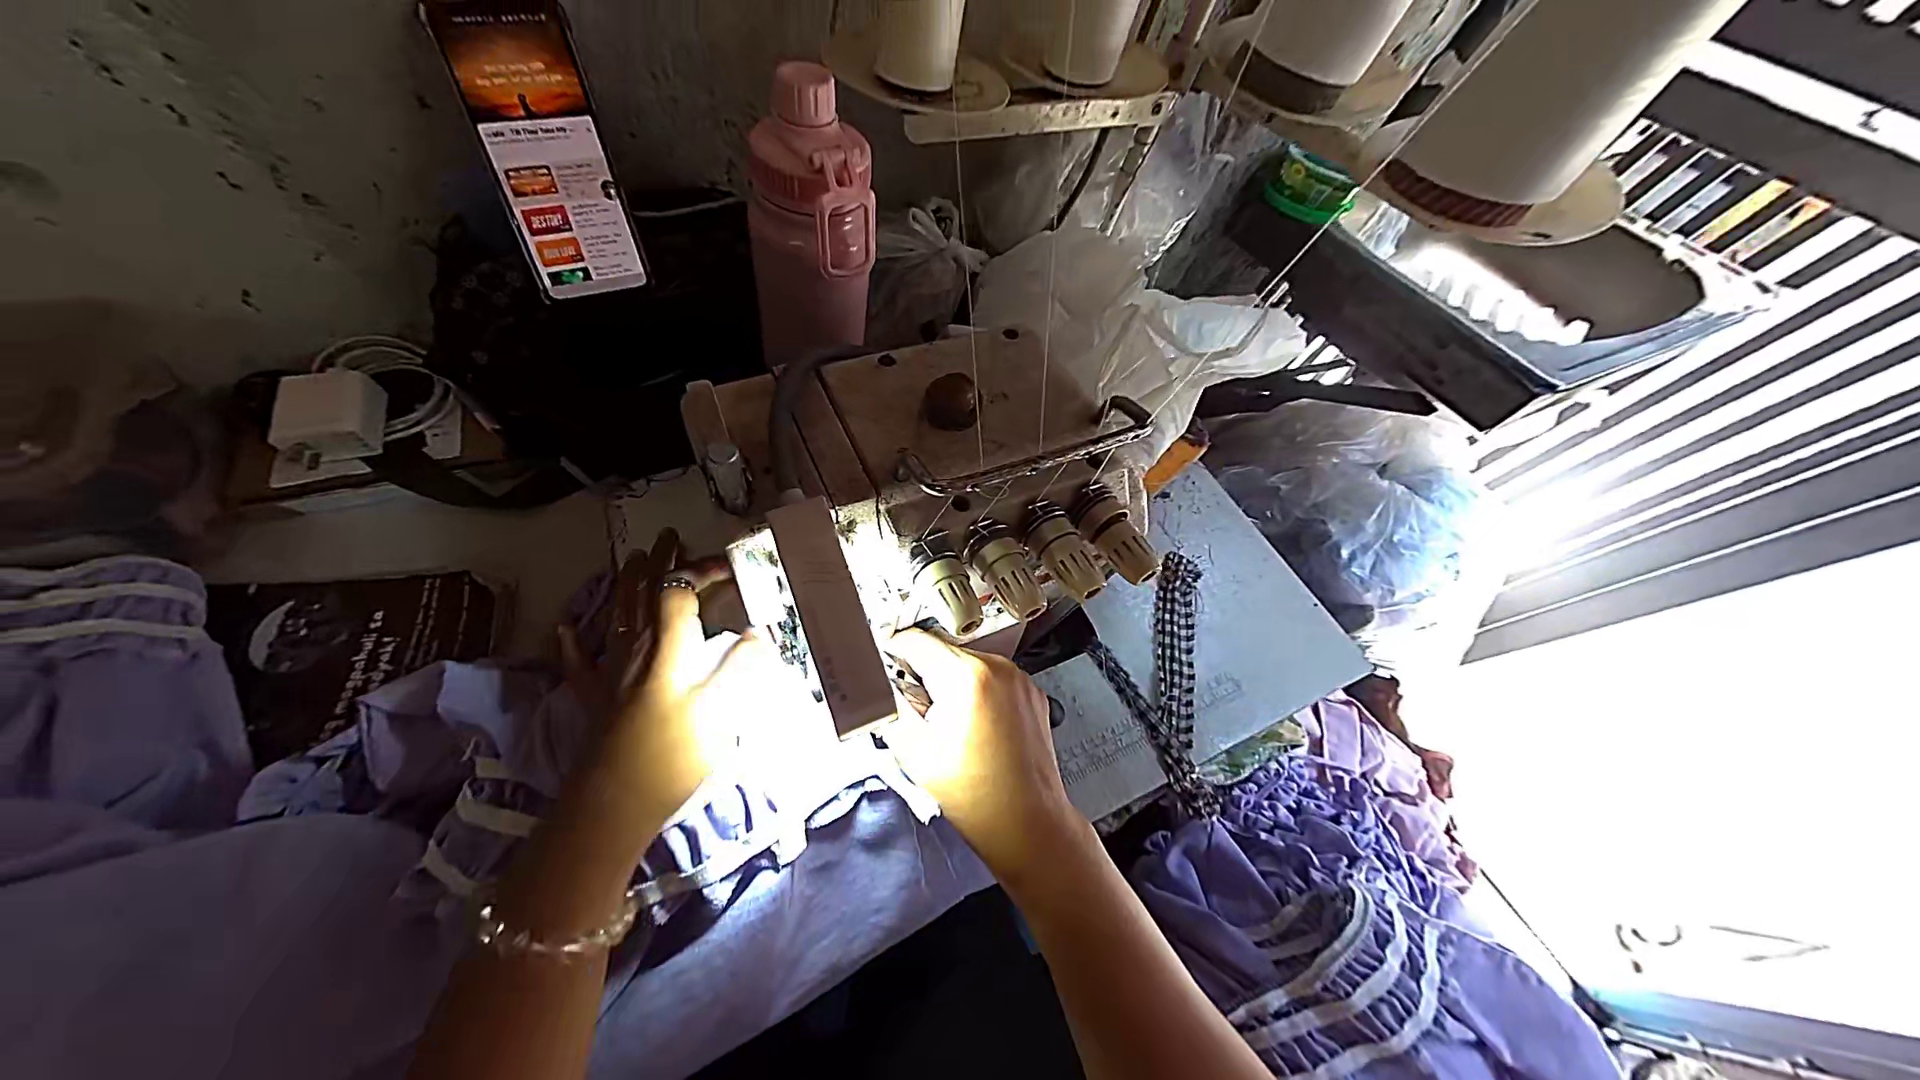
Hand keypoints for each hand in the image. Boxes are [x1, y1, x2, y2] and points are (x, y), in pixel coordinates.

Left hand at [561, 541, 772, 821]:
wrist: (612, 805)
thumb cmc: (672, 758)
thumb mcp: (719, 714)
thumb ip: (738, 668)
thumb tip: (760, 632)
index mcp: (667, 651)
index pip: (679, 595)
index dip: (698, 573)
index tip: (722, 563)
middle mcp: (636, 652)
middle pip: (645, 596)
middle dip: (659, 564)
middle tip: (669, 537)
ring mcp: (612, 674)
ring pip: (617, 617)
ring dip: (625, 585)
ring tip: (630, 559)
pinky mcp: (597, 699)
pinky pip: (580, 664)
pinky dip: (573, 644)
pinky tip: (564, 630)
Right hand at [882, 629, 1087, 886]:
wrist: (1027, 824)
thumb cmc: (979, 798)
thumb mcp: (913, 750)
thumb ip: (888, 707)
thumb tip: (876, 685)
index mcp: (968, 676)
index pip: (915, 640)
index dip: (890, 651)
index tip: (881, 664)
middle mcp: (999, 669)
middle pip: (942, 651)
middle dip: (921, 674)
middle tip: (914, 710)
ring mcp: (1018, 680)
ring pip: (966, 664)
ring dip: (948, 683)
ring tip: (947, 726)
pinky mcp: (1029, 694)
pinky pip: (990, 679)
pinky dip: (974, 694)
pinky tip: (970, 729)